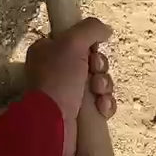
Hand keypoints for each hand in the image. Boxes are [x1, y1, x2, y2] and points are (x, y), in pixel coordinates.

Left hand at [25, 18, 117, 155]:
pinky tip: (101, 108)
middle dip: (99, 66)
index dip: (89, 44)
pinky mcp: (81, 115)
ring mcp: (69, 94)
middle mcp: (57, 71)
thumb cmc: (57, 79)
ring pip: (99, 82)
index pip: (76, 40)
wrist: (51, 126)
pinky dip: (105, 104)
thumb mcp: (72, 43)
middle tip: (95, 72)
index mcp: (48, 51)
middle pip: (91, 60)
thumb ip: (90, 28)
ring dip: (104, 85)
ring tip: (98, 93)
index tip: (92, 49)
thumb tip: (106, 30)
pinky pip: (102, 103)